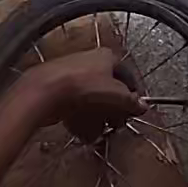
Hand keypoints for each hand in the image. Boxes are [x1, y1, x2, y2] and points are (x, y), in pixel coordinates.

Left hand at [16, 48, 145, 128]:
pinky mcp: (59, 88)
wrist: (44, 90)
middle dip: (115, 107)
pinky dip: (82, 116)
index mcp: (107, 56)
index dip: (134, 93)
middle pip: (110, 87)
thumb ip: (131, 102)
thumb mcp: (116, 95)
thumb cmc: (85, 87)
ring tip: (100, 129)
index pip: (128, 74)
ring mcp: (73, 74)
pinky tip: (83, 130)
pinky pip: (77, 104)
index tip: (136, 110)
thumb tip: (143, 106)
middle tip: (117, 123)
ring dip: (99, 115)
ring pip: (93, 97)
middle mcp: (90, 61)